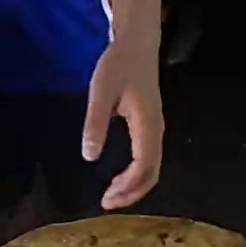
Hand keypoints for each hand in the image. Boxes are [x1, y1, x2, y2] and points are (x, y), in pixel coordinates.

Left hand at [81, 31, 163, 209]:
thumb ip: (95, 122)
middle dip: (131, 194)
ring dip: (133, 188)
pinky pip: (148, 162)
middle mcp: (156, 131)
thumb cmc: (119, 64)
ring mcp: (155, 131)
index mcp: (147, 124)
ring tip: (110, 196)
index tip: (107, 198)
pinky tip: (117, 181)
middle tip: (107, 203)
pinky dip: (135, 178)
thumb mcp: (101, 90)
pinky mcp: (150, 130)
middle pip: (152, 174)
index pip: (143, 165)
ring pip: (152, 171)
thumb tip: (89, 156)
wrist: (138, 43)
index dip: (127, 186)